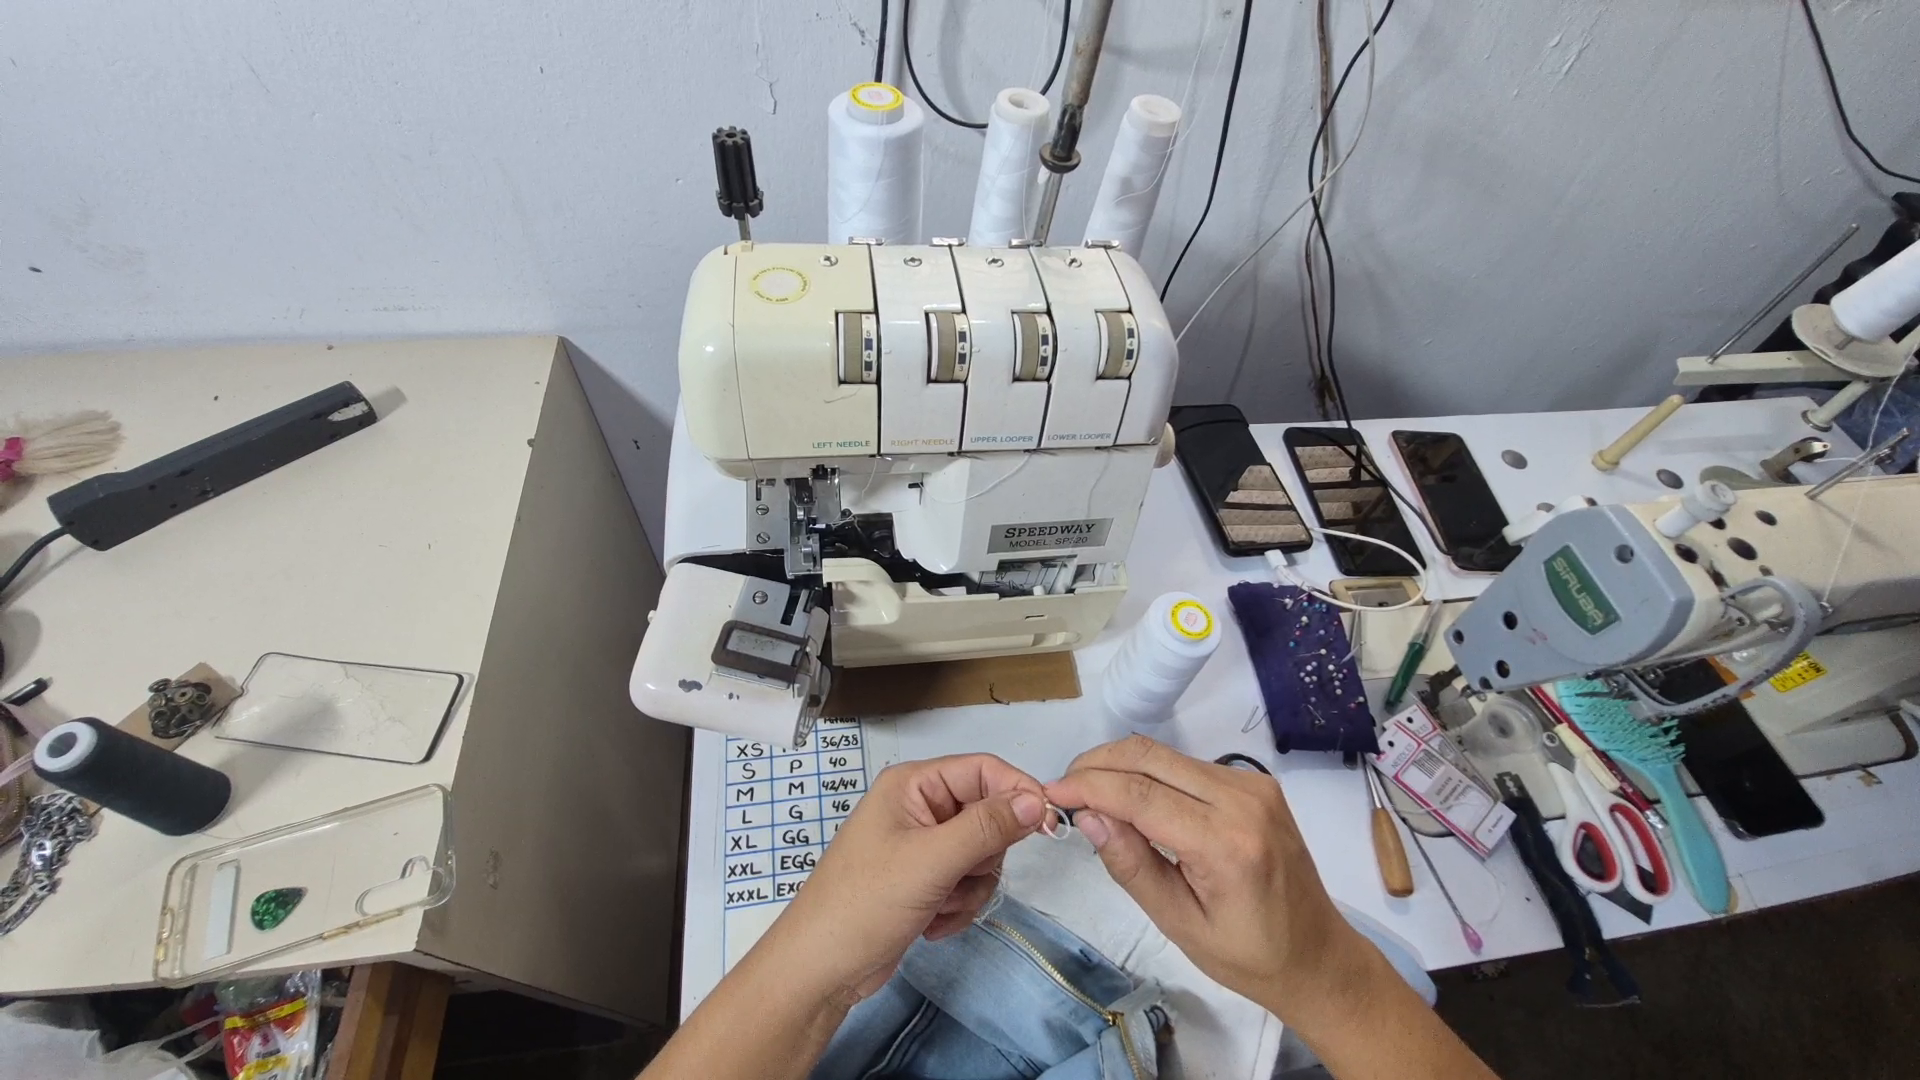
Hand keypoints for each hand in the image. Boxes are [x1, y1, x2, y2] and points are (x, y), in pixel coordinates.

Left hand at [761, 753, 1047, 1003]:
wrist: (821, 972)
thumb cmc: (866, 903)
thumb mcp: (931, 861)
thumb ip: (986, 827)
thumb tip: (1036, 799)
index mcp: (914, 784)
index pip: (983, 770)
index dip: (1017, 791)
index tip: (1047, 824)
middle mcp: (920, 807)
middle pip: (987, 814)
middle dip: (984, 855)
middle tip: (963, 877)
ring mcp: (922, 845)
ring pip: (982, 854)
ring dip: (970, 887)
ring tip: (940, 906)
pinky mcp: (925, 880)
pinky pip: (967, 882)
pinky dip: (959, 906)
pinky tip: (932, 924)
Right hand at [1044, 736, 1374, 1028]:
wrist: (1320, 955)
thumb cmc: (1250, 956)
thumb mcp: (1180, 924)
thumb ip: (1131, 866)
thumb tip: (1088, 816)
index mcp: (1228, 843)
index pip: (1140, 794)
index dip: (1088, 787)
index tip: (1051, 792)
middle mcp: (1243, 799)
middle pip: (1149, 757)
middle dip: (1096, 764)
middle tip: (1064, 789)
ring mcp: (1252, 783)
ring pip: (1164, 753)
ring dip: (1119, 765)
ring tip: (1089, 795)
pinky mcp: (1253, 781)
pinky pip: (1184, 764)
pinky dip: (1147, 772)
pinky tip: (1130, 798)